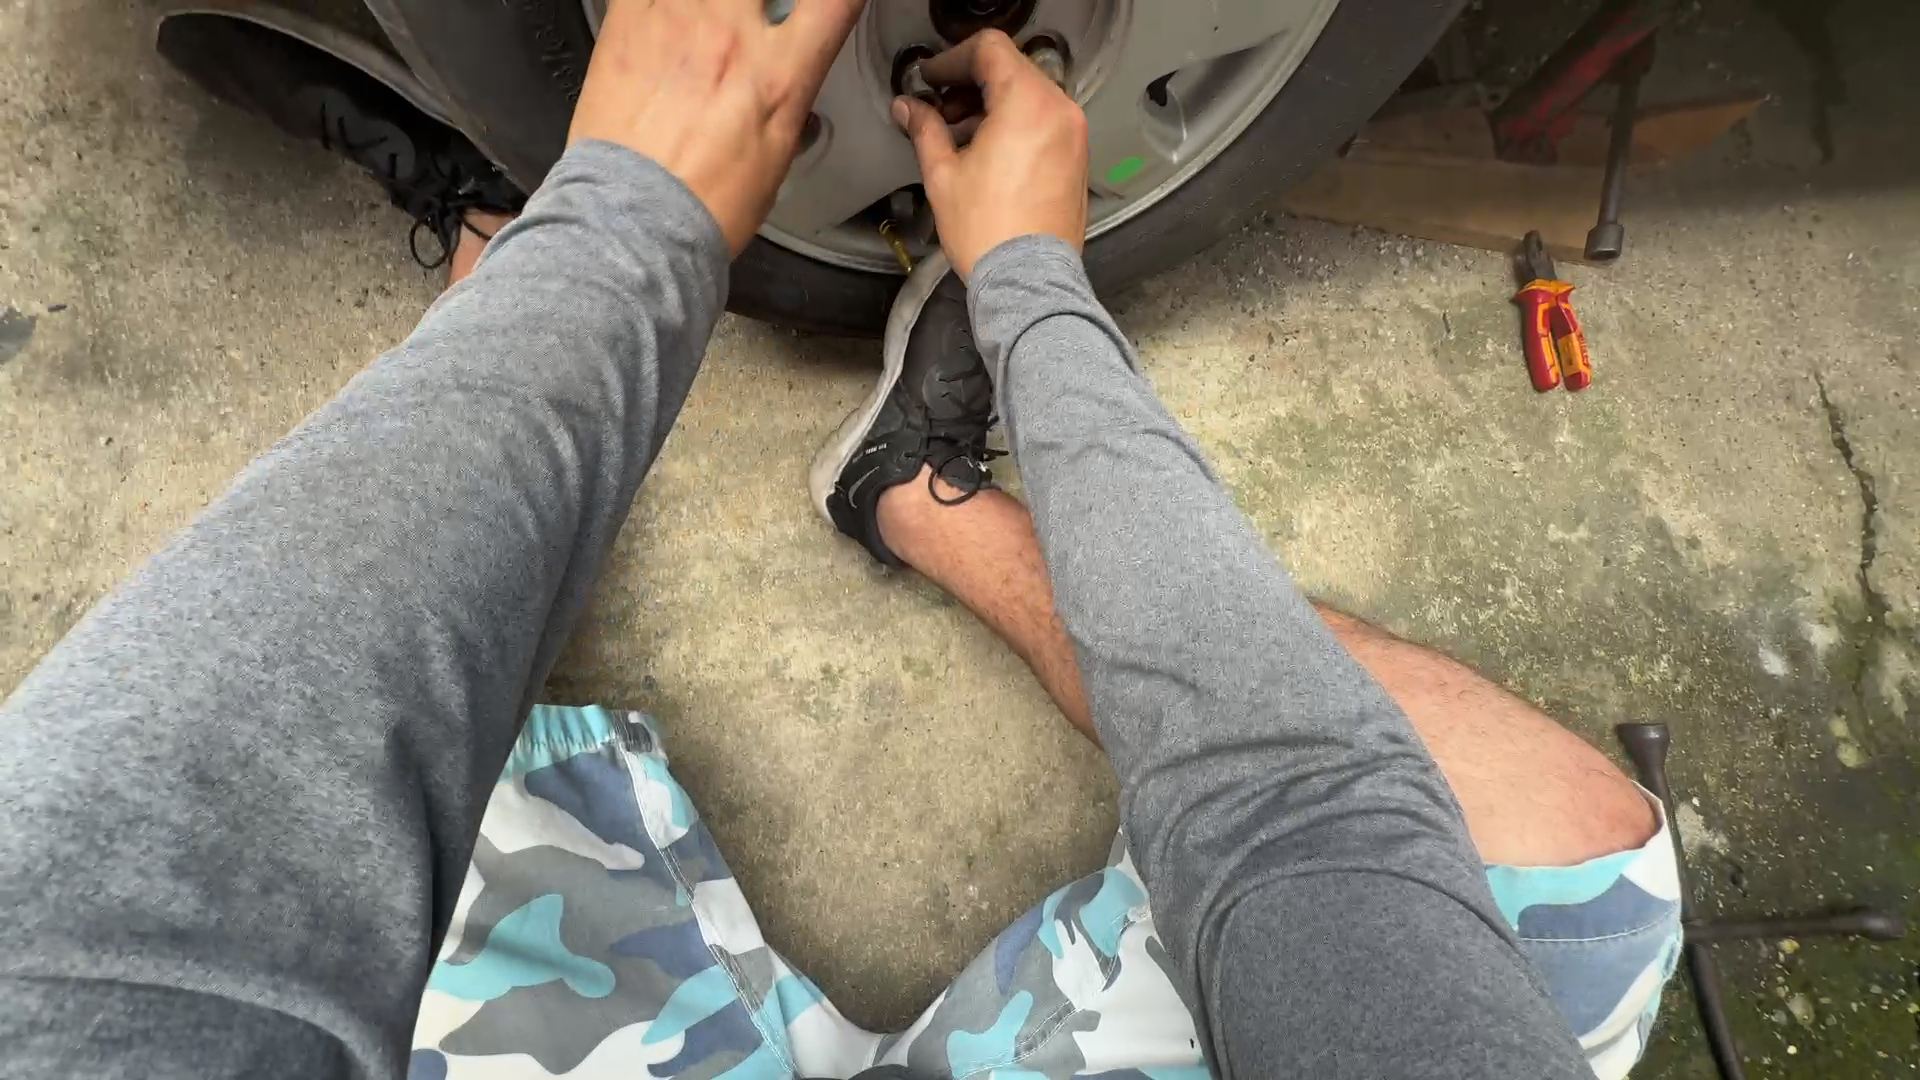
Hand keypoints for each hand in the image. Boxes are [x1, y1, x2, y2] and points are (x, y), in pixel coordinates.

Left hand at [569, 0, 865, 254]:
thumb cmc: (707, 206)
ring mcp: (674, 16)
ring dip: (717, 6)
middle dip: (767, 3)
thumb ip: (789, 116)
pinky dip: (666, 3)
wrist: (638, 221)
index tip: (837, 2)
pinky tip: (675, 18)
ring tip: (713, 25)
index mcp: (777, 78)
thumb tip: (799, 106)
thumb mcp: (774, 167)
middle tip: (761, 20)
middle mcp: (729, 32)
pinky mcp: (627, 17)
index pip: (832, 4)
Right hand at [895, 31, 1088, 279]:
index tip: (930, 79)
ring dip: (993, 109)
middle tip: (940, 111)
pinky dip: (1017, 130)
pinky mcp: (1077, 164)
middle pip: (1012, 72)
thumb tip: (910, 109)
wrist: (1026, 283)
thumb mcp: (943, 176)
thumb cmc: (989, 235)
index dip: (952, 60)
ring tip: (961, 140)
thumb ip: (925, 130)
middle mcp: (1060, 112)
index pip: (989, 50)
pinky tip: (990, 158)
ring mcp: (1074, 138)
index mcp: (1027, 102)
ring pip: (1030, 101)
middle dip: (971, 86)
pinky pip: (1045, 128)